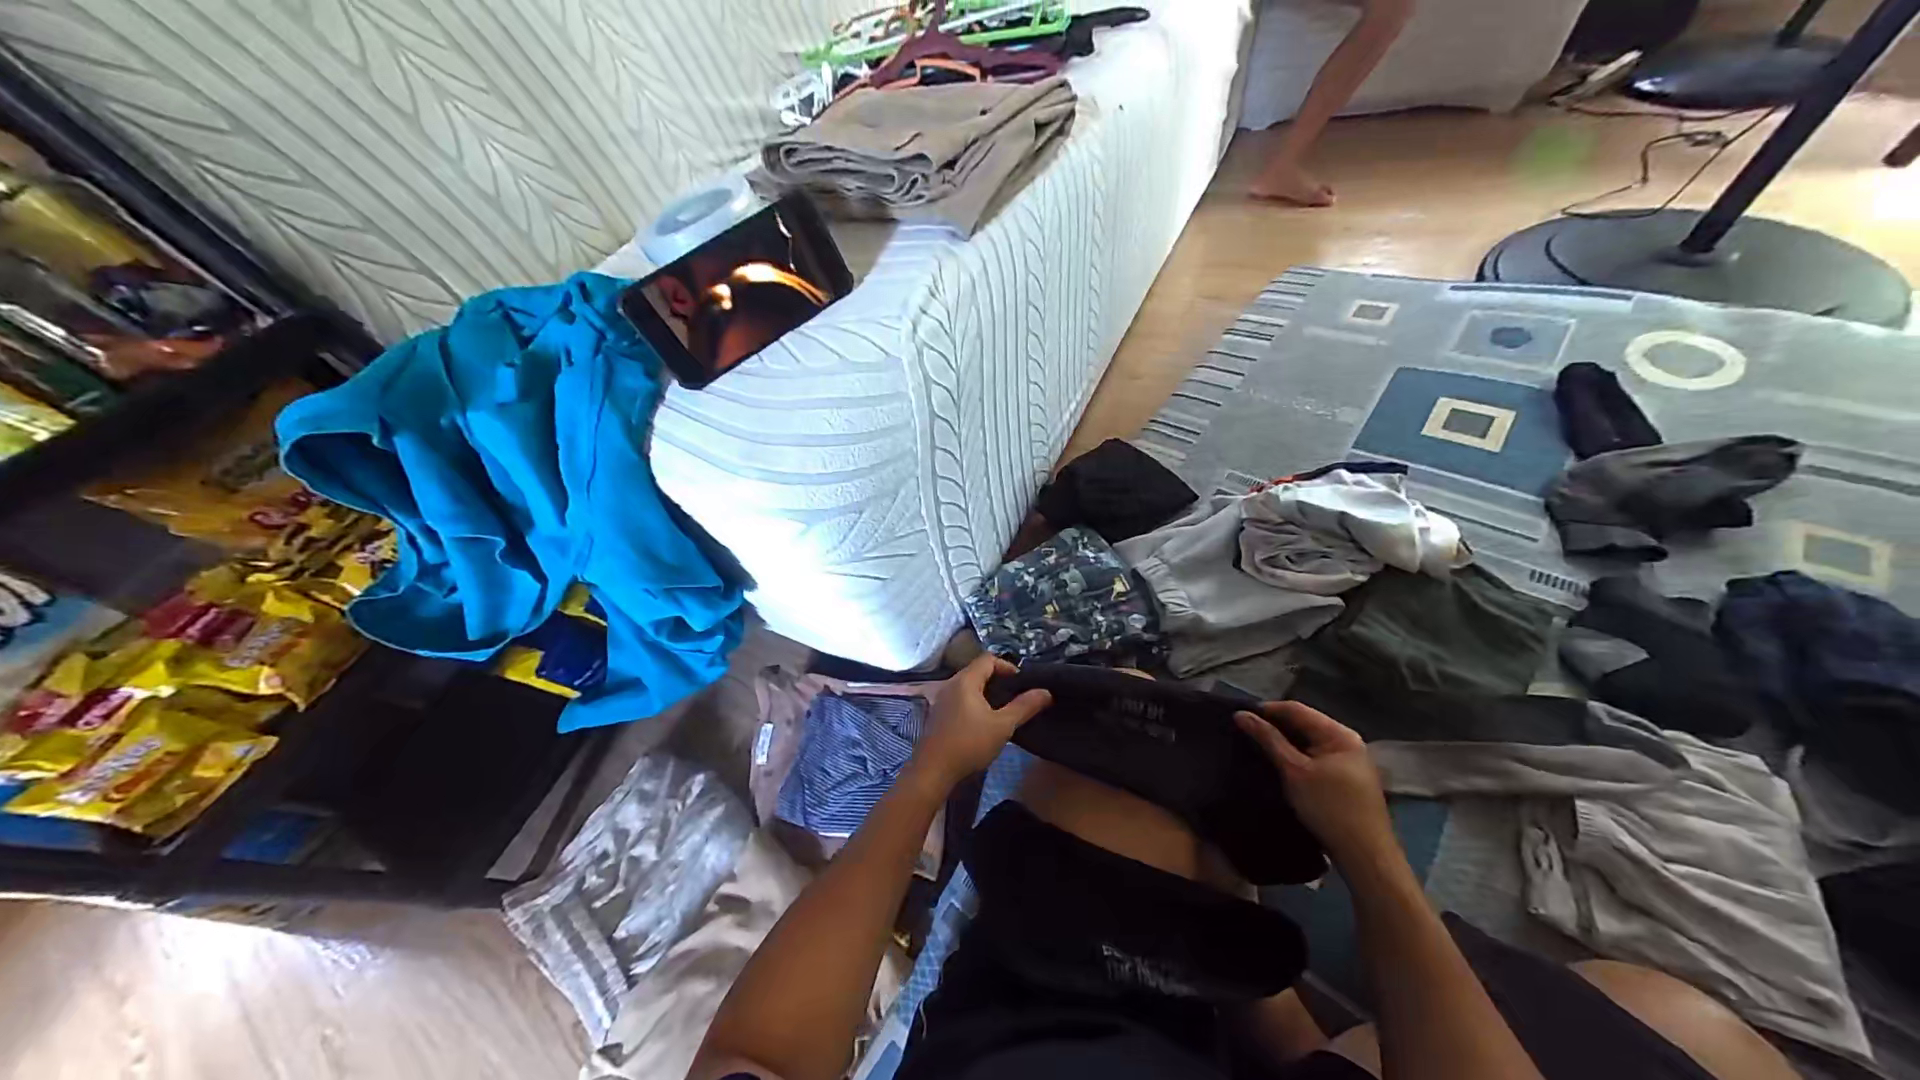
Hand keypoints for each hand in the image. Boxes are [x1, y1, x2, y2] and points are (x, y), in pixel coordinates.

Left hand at [911, 654, 1051, 788]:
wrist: (933, 770)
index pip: (988, 659)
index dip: (1008, 666)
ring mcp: (942, 699)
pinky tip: (984, 722)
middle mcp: (951, 684)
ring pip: (969, 686)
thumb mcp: (1002, 726)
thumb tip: (1046, 692)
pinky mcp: (939, 714)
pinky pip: (960, 699)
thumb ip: (1024, 706)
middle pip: (977, 671)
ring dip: (987, 693)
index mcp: (965, 680)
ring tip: (1004, 710)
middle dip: (999, 680)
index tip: (1022, 683)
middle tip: (1017, 697)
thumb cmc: (969, 743)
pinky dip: (975, 703)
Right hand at [1236, 701, 1398, 869]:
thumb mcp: (1294, 770)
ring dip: (1283, 743)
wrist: (1365, 856)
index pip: (1296, 709)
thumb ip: (1268, 739)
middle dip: (1273, 727)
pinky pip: (1314, 757)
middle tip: (1243, 733)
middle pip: (1303, 724)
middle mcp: (1347, 742)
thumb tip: (1240, 714)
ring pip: (1308, 742)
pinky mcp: (1345, 778)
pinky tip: (1278, 765)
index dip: (1266, 710)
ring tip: (1256, 747)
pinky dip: (1295, 757)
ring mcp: (1349, 761)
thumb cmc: (1329, 808)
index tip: (1239, 718)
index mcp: (1339, 734)